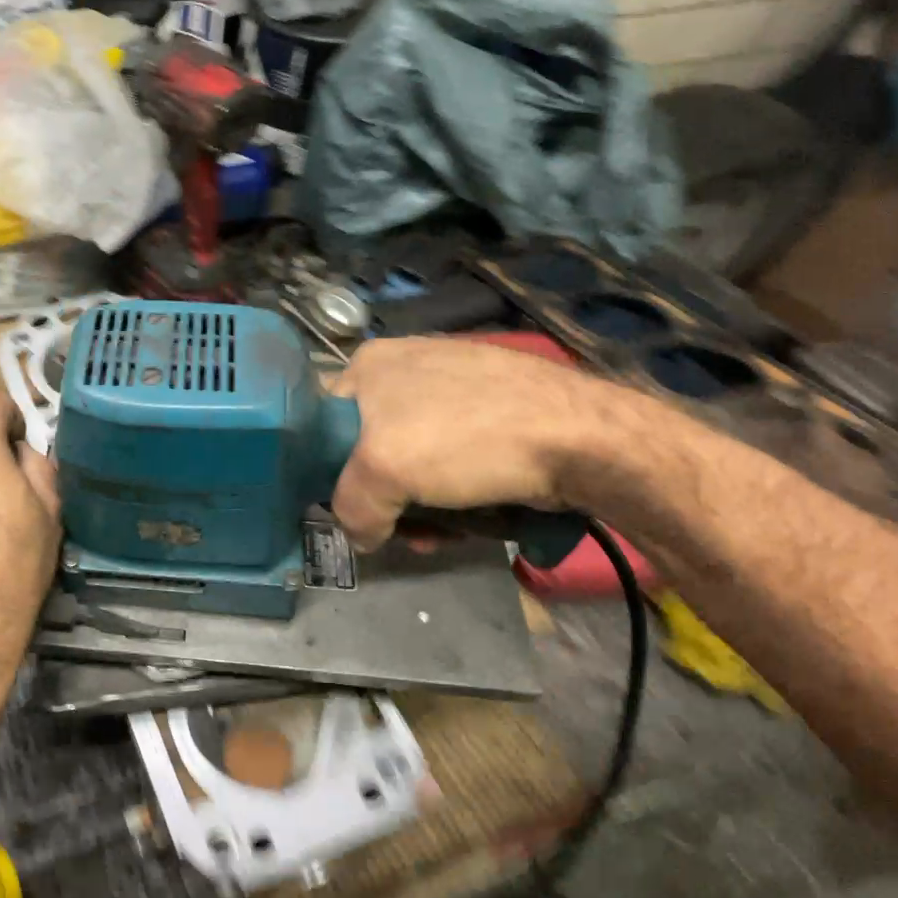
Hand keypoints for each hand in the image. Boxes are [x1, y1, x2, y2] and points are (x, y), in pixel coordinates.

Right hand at [330, 337, 620, 550]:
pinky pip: (450, 459)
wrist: (576, 434)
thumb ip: (351, 507)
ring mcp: (452, 387)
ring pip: (411, 459)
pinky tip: (470, 515)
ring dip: (419, 505)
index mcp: (369, 362)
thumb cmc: (463, 437)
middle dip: (383, 497)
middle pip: (367, 446)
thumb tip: (361, 535)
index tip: (348, 508)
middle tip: (401, 530)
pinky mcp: (490, 411)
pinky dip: (452, 493)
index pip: (321, 421)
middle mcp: (404, 367)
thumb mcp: (381, 470)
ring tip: (442, 533)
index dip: (326, 469)